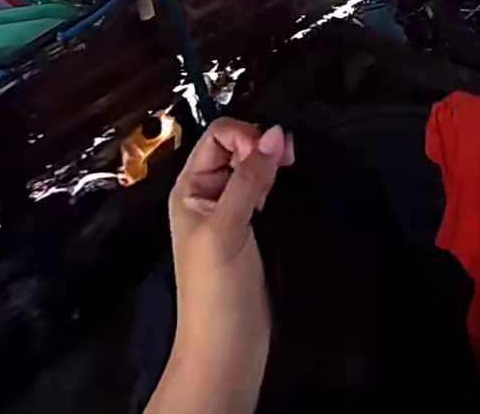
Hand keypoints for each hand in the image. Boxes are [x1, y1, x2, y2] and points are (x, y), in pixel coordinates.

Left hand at [146, 119, 294, 413]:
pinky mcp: (251, 219)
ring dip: (271, 156)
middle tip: (286, 155)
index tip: (266, 153)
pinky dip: (276, 173)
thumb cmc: (214, 290)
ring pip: (252, 160)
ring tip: (288, 164)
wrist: (227, 346)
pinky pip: (263, 180)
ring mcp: (230, 205)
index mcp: (191, 188)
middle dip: (261, 141)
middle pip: (236, 143)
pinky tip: (285, 179)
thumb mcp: (226, 228)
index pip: (218, 136)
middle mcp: (209, 191)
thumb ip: (249, 179)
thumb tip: (276, 133)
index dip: (243, 136)